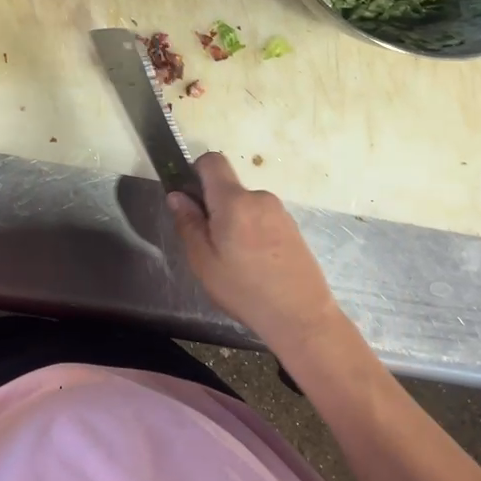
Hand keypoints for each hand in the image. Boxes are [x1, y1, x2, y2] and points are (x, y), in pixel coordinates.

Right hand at [167, 153, 345, 354]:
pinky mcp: (294, 229)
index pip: (212, 161)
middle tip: (209, 244)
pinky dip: (253, 233)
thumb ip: (188, 223)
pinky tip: (256, 265)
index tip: (190, 199)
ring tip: (235, 260)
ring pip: (245, 206)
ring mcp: (280, 213)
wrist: (303, 319)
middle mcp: (260, 198)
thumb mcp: (203, 261)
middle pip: (227, 188)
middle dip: (214, 207)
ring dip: (234, 222)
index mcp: (234, 200)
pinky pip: (262, 219)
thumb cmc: (245, 290)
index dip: (195, 171)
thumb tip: (177, 195)